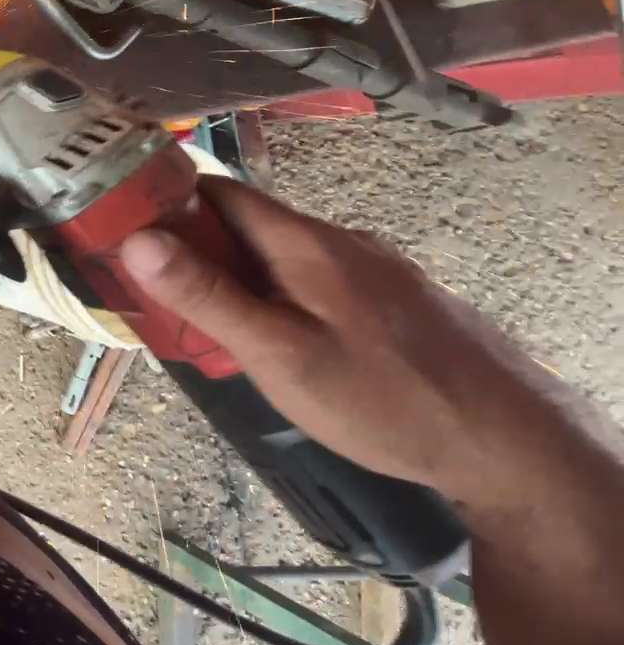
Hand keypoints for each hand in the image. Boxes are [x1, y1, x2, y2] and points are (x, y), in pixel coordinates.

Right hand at [118, 176, 588, 503]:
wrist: (519, 454)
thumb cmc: (384, 399)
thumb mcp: (276, 352)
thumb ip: (205, 295)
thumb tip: (136, 239)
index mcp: (306, 242)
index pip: (219, 190)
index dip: (166, 199)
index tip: (124, 224)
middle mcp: (341, 242)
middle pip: (247, 222)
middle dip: (194, 244)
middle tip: (157, 287)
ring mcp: (373, 271)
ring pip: (280, 254)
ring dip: (235, 271)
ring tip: (209, 320)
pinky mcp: (394, 302)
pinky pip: (313, 279)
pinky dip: (277, 292)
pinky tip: (278, 337)